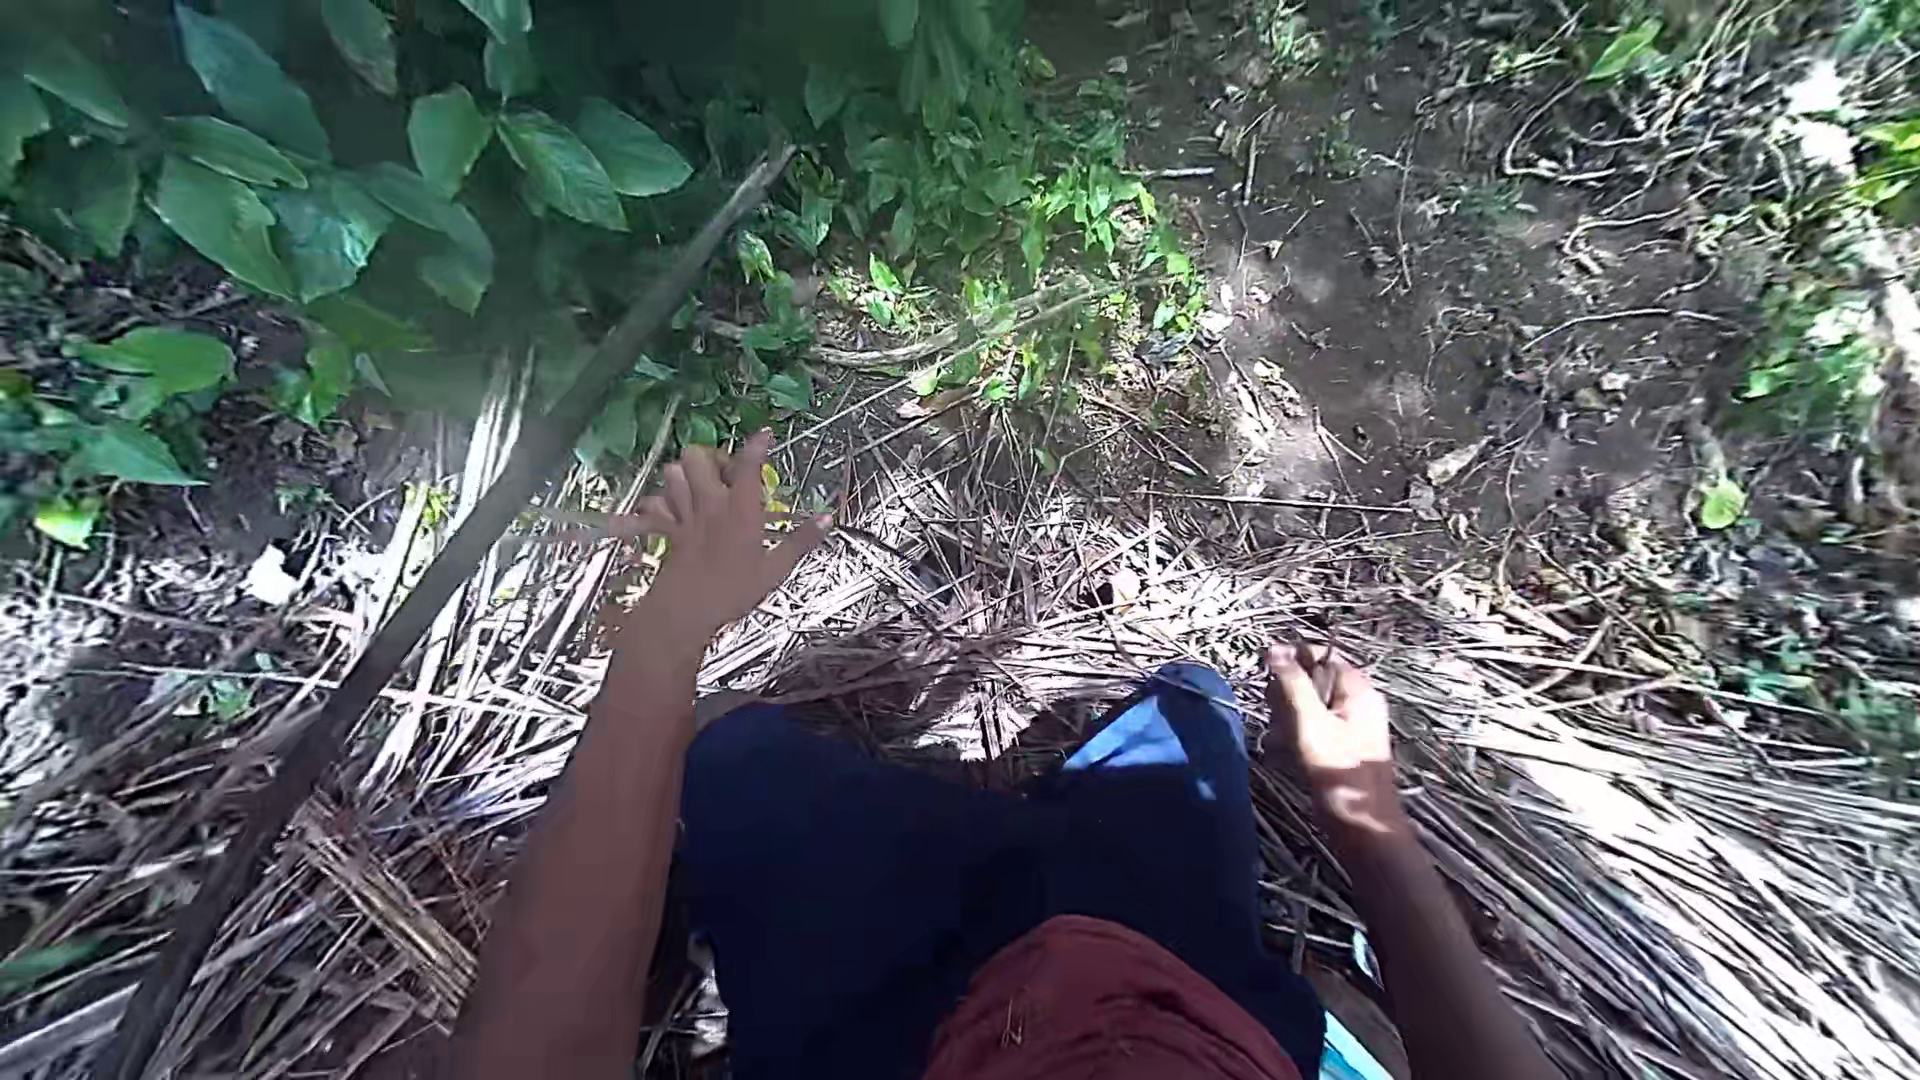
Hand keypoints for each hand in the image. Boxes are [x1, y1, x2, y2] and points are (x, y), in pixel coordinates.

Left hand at [623, 431, 829, 641]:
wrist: (684, 612)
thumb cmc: (733, 592)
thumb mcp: (776, 569)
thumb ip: (801, 541)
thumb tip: (827, 519)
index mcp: (740, 510)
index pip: (749, 465)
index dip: (757, 444)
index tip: (765, 435)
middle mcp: (710, 504)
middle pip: (698, 456)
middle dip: (712, 458)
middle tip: (728, 475)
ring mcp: (683, 514)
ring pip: (673, 472)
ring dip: (687, 474)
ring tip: (704, 488)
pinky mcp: (666, 529)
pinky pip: (655, 503)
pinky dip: (663, 501)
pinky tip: (677, 510)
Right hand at [1263, 642, 1401, 833]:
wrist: (1358, 821)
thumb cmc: (1335, 766)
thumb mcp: (1308, 719)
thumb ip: (1291, 681)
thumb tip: (1274, 648)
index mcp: (1358, 689)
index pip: (1321, 653)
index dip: (1293, 657)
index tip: (1267, 670)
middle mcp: (1357, 699)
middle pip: (1312, 675)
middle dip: (1288, 689)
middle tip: (1279, 710)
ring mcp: (1350, 720)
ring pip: (1308, 698)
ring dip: (1288, 710)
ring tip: (1283, 732)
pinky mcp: (1340, 739)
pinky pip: (1312, 718)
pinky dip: (1296, 726)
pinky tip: (1288, 743)